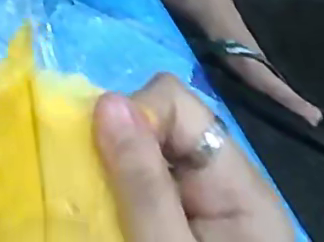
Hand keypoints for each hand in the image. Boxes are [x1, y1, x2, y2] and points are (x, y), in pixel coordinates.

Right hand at [94, 75, 293, 241]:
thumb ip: (146, 186)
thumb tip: (106, 99)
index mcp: (239, 180)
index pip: (178, 102)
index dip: (134, 115)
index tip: (96, 152)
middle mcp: (227, 179)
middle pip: (163, 125)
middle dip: (119, 141)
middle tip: (84, 180)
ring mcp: (210, 205)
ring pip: (152, 156)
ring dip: (115, 169)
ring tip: (87, 195)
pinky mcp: (191, 224)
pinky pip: (152, 188)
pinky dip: (123, 195)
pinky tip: (103, 211)